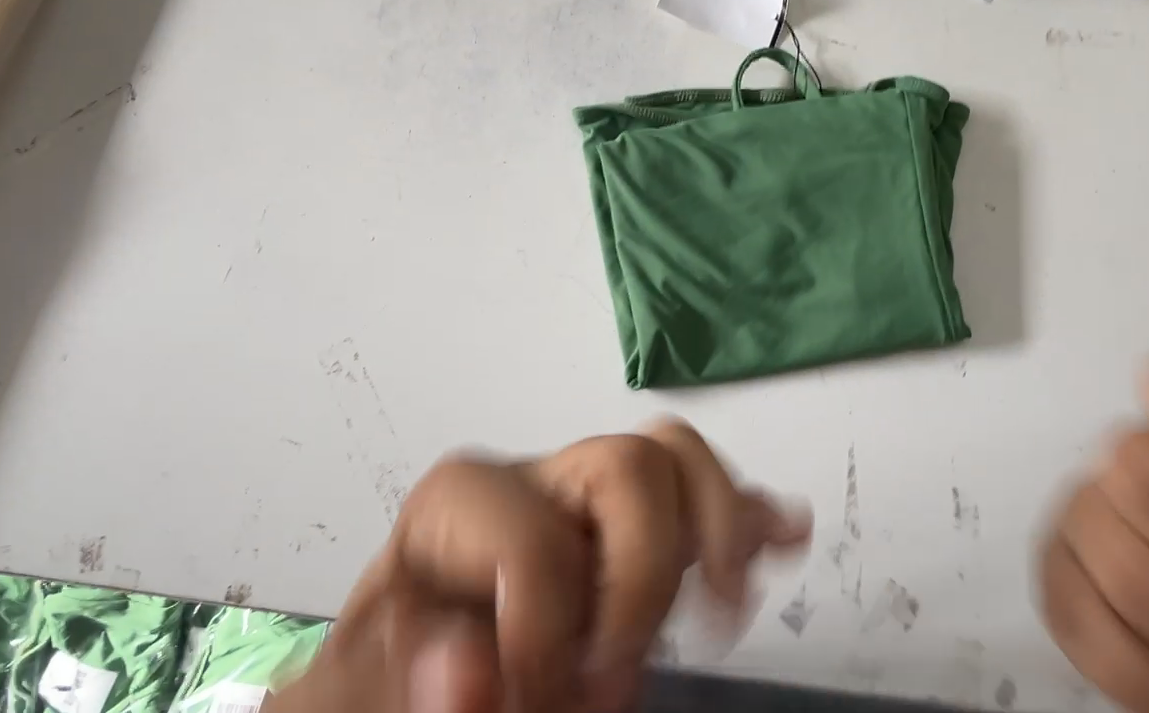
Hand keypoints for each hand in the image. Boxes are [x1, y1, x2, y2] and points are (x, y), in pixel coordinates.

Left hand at [269, 420, 811, 712]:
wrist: (409, 664)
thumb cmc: (385, 670)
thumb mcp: (365, 684)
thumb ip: (400, 673)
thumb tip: (468, 663)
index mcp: (464, 501)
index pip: (536, 542)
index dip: (544, 638)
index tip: (535, 704)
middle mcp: (538, 478)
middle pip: (629, 467)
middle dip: (645, 579)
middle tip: (617, 677)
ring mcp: (592, 498)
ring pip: (678, 460)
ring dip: (720, 532)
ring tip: (724, 607)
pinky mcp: (635, 530)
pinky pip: (704, 496)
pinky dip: (749, 516)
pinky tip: (783, 535)